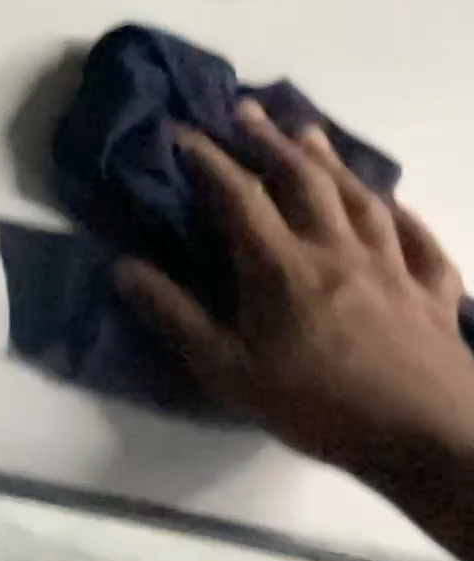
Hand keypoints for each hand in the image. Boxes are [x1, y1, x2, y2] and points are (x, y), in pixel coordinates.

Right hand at [116, 100, 473, 475]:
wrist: (442, 451)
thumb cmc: (320, 405)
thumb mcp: (225, 367)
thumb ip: (172, 313)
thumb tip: (120, 265)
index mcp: (282, 266)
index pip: (239, 196)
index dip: (208, 158)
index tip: (179, 129)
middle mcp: (338, 253)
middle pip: (305, 182)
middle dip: (269, 141)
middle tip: (244, 109)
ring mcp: (393, 271)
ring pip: (362, 199)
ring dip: (329, 160)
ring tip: (307, 130)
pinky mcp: (435, 297)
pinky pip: (420, 241)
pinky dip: (401, 212)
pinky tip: (390, 201)